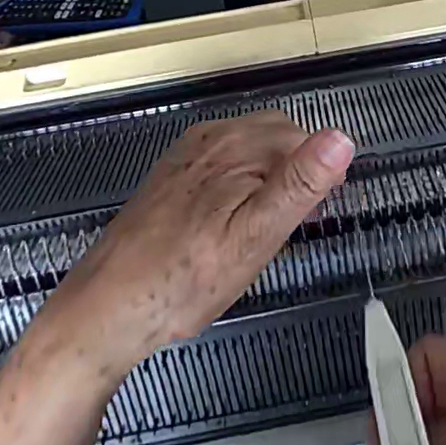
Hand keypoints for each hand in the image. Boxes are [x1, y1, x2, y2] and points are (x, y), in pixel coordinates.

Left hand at [0, 113, 353, 444]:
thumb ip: (299, 184)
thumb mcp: (255, 237)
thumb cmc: (180, 281)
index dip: (317, 179)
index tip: (309, 215)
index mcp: (239, 145)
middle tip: (282, 226)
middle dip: (294, 174)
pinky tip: (227, 217)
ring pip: (256, 147)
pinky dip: (241, 178)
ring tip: (255, 225)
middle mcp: (215, 135)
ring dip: (269, 175)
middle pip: (283, 138)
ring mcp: (192, 149)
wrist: (103, 309)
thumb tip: (341, 139)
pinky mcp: (177, 168)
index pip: (308, 140)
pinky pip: (228, 157)